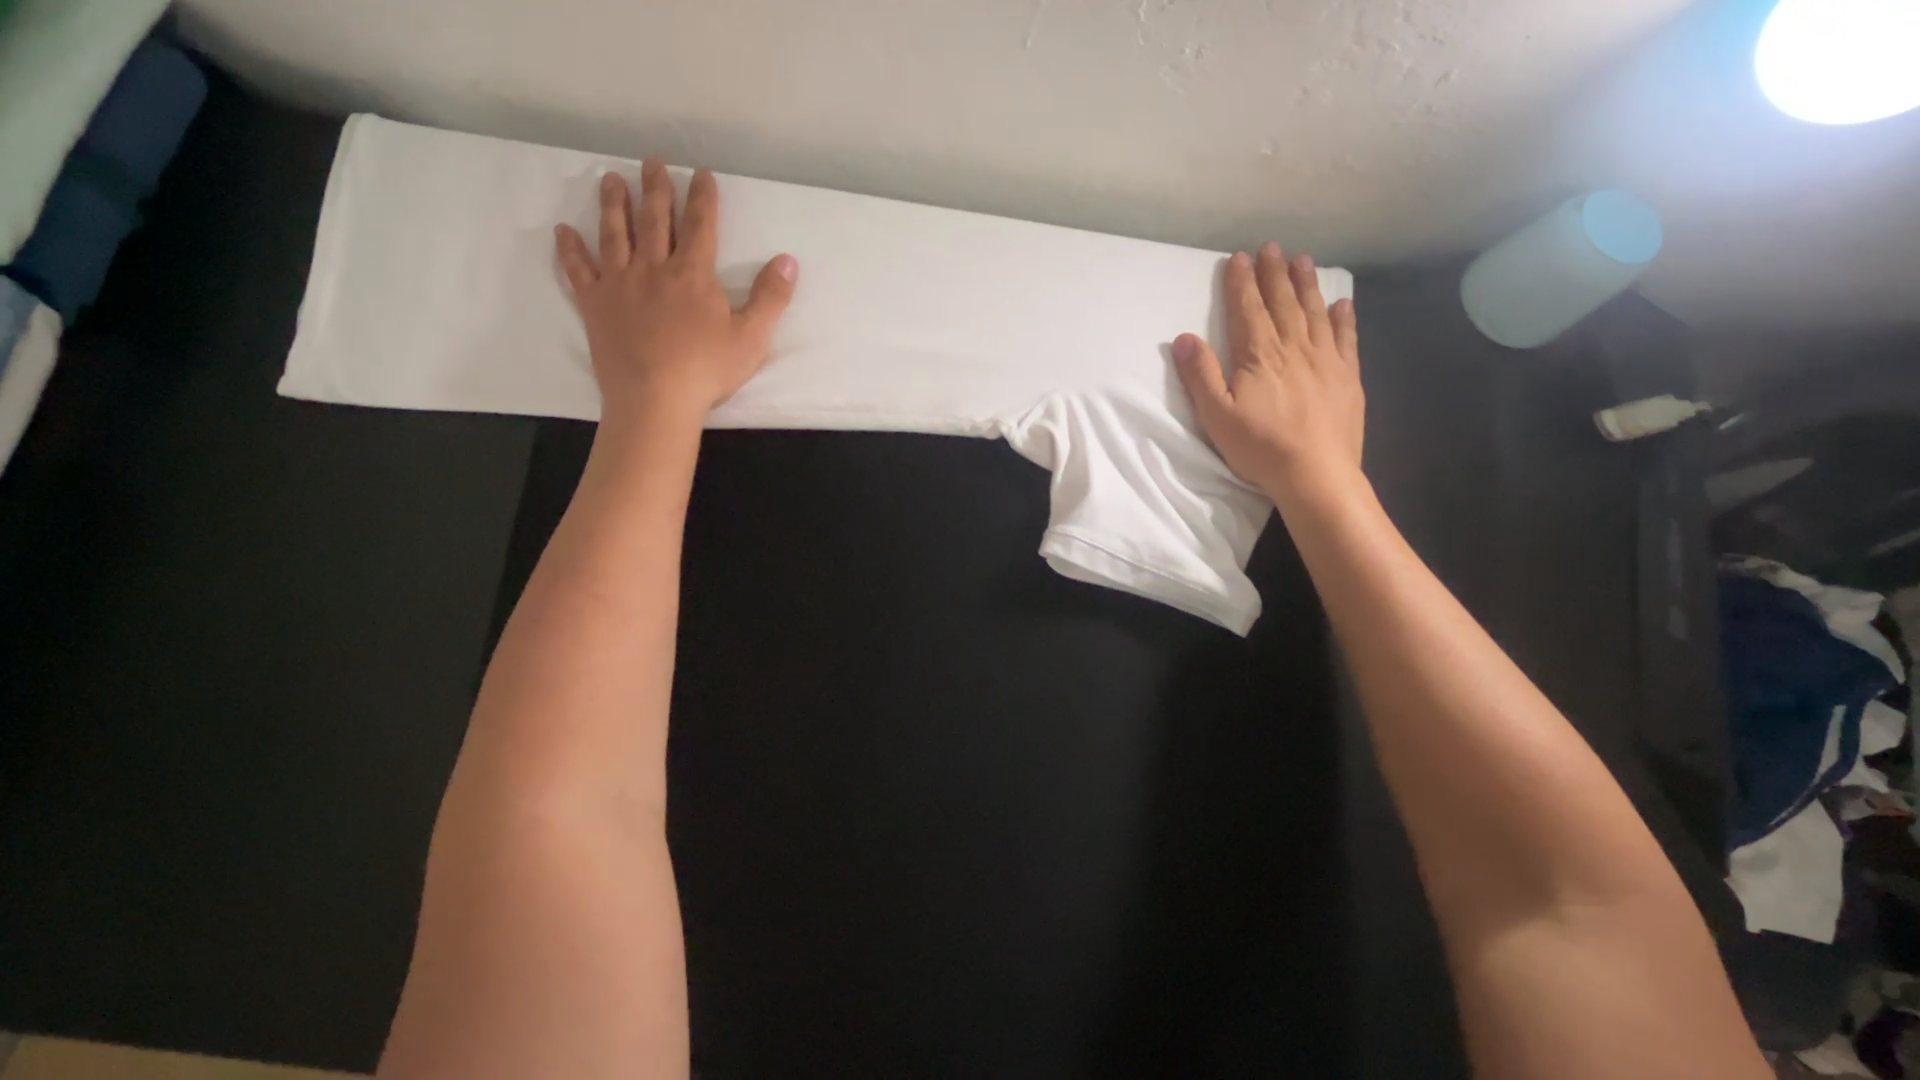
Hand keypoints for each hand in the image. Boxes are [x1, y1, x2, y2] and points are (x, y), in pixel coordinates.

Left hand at [556, 162, 797, 425]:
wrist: (654, 399)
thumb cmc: (706, 370)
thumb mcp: (751, 337)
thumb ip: (770, 297)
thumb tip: (787, 260)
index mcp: (693, 273)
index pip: (700, 224)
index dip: (703, 196)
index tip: (701, 173)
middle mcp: (653, 268)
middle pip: (654, 219)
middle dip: (655, 188)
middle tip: (651, 162)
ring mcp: (619, 284)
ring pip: (615, 234)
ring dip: (613, 205)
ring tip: (611, 180)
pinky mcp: (595, 305)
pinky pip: (578, 270)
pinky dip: (570, 249)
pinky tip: (564, 231)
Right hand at [1173, 242, 1363, 505]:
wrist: (1316, 474)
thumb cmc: (1260, 448)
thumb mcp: (1216, 416)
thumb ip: (1200, 375)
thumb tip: (1184, 338)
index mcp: (1259, 355)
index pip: (1247, 309)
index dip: (1241, 282)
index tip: (1238, 257)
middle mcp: (1294, 348)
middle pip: (1283, 302)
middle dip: (1274, 273)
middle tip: (1271, 247)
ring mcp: (1326, 360)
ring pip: (1314, 312)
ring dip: (1306, 285)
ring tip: (1302, 261)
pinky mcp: (1348, 378)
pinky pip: (1346, 339)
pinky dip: (1343, 318)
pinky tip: (1342, 304)